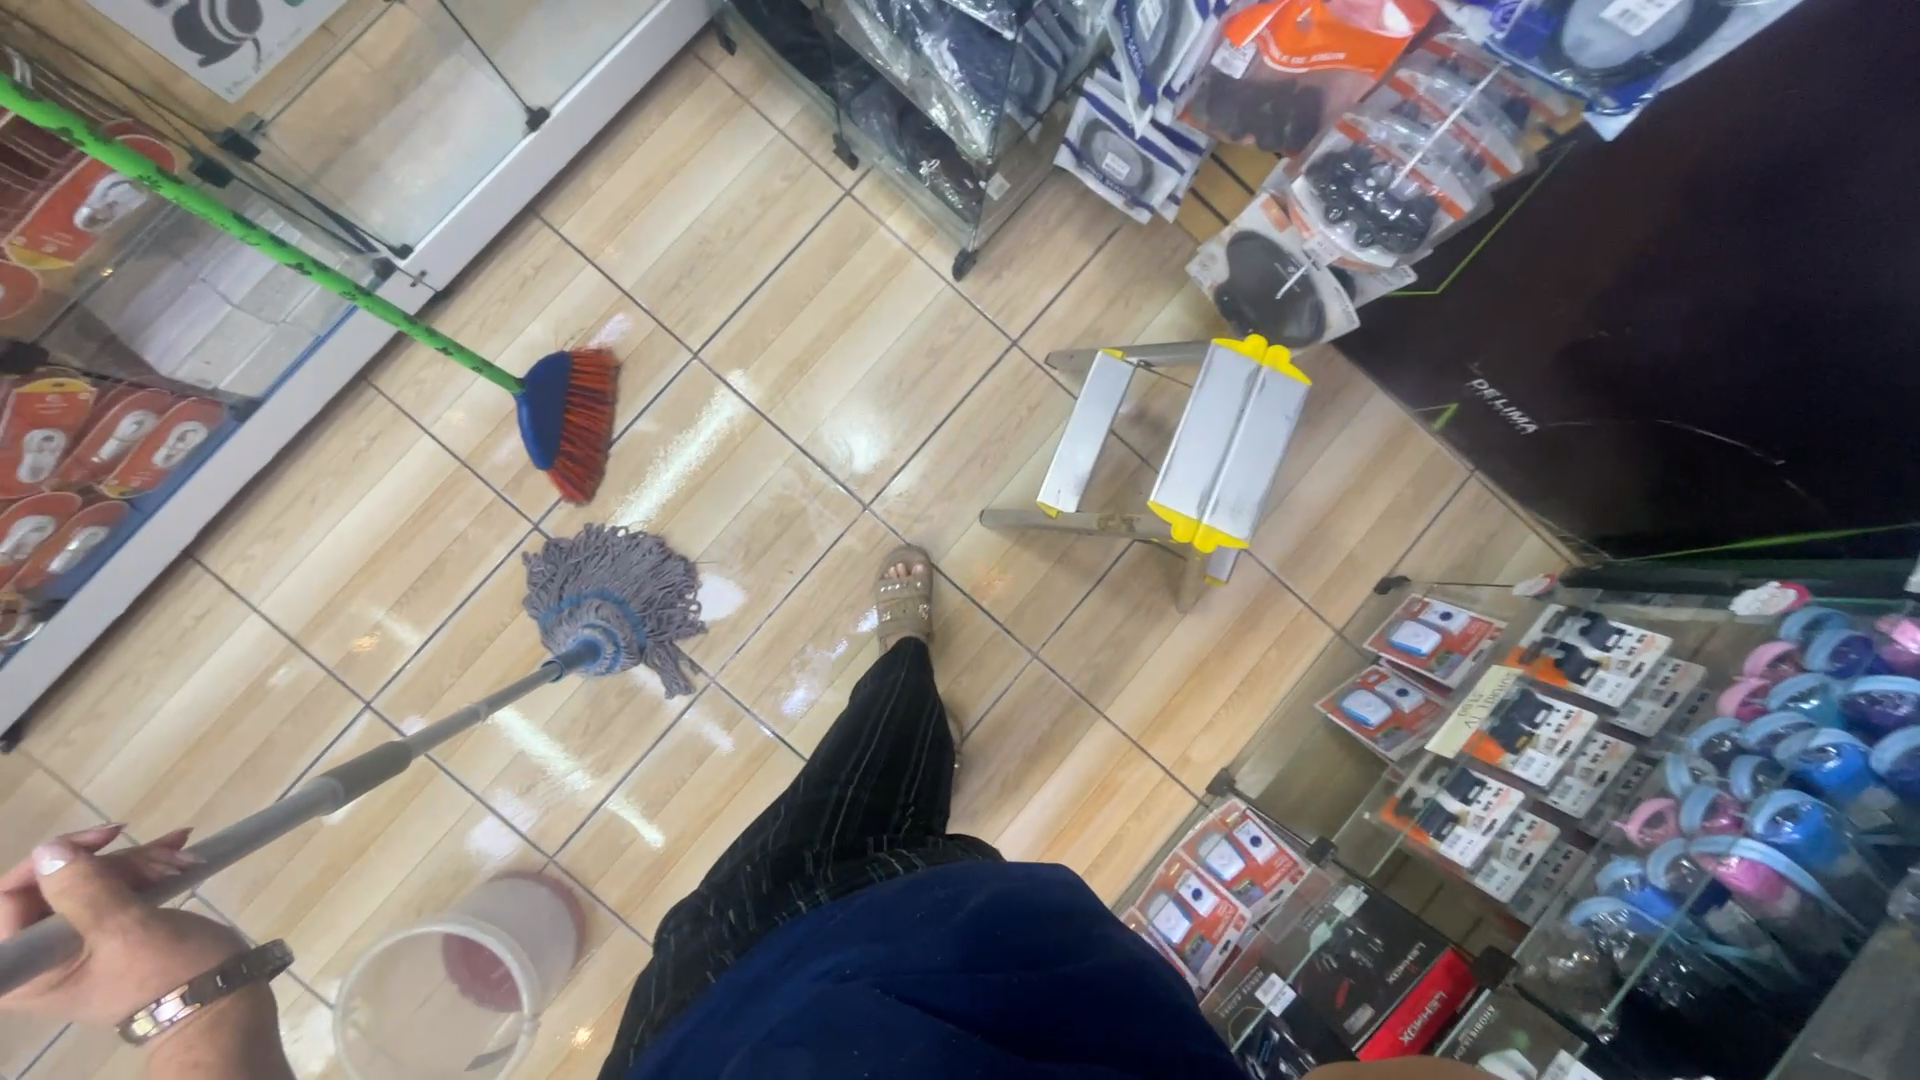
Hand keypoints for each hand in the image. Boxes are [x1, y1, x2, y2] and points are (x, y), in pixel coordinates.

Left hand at [0, 825, 246, 1028]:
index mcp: (23, 965)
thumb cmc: (169, 973)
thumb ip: (85, 891)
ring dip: (143, 863)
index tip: (111, 836)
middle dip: (118, 862)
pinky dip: (151, 868)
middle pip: (60, 884)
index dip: (54, 860)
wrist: (219, 997)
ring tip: (185, 861)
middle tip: (168, 859)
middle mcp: (40, 952)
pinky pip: (119, 888)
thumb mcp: (128, 931)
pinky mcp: (113, 929)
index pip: (10, 897)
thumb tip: (50, 850)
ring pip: (96, 880)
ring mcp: (79, 939)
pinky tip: (181, 855)